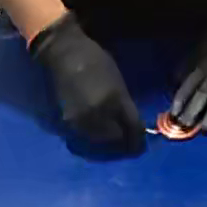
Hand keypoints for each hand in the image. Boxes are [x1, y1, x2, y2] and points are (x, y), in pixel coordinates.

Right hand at [29, 13, 143, 155]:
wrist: (65, 58)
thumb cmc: (95, 62)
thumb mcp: (116, 79)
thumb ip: (124, 104)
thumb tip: (132, 124)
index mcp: (114, 99)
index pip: (131, 126)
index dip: (138, 138)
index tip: (142, 145)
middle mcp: (98, 114)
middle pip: (115, 139)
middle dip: (124, 145)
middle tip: (130, 148)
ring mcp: (82, 121)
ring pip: (100, 143)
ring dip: (109, 147)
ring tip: (115, 146)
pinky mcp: (69, 125)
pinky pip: (85, 140)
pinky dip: (94, 142)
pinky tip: (98, 139)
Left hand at [168, 0, 206, 133]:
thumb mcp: (202, 43)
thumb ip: (188, 62)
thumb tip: (174, 80)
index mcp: (203, 64)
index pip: (187, 86)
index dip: (180, 101)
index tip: (173, 114)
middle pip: (201, 96)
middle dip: (192, 113)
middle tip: (186, 126)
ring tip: (206, 129)